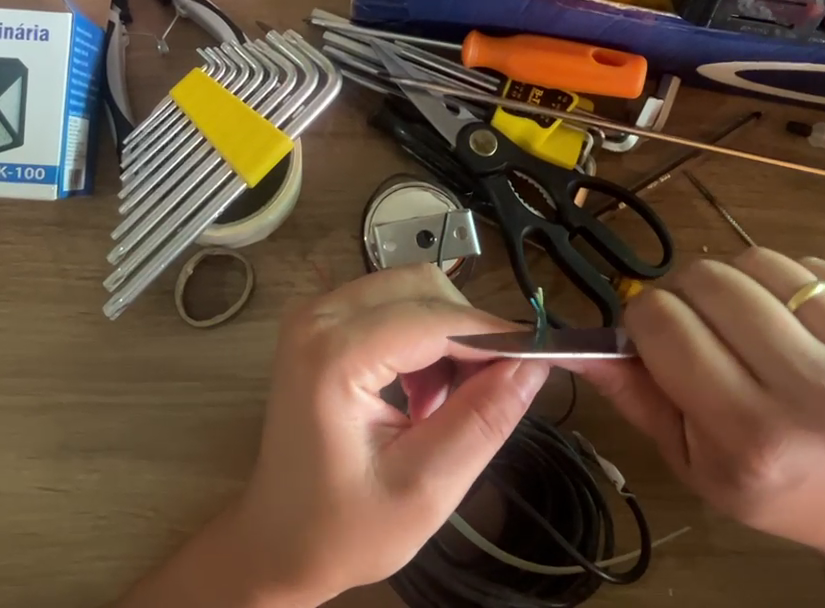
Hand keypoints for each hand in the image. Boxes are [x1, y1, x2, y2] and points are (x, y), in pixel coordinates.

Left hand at [229, 265, 550, 603]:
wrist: (278, 536)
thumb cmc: (344, 526)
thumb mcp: (425, 487)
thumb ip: (482, 419)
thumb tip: (534, 364)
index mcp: (333, 355)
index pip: (433, 318)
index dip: (495, 334)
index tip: (547, 356)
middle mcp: (317, 316)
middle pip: (420, 288)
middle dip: (469, 331)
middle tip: (494, 389)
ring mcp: (313, 314)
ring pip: (408, 290)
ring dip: (444, 335)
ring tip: (448, 405)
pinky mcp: (318, 322)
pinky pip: (387, 304)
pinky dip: (420, 337)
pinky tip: (422, 394)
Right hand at [568, 248, 824, 587]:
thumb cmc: (775, 486)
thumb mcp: (688, 457)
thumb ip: (629, 391)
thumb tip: (564, 341)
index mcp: (756, 436)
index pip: (662, 321)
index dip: (646, 321)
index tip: (657, 340)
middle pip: (709, 280)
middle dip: (687, 294)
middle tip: (700, 324)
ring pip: (760, 261)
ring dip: (738, 283)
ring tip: (751, 323)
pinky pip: (818, 266)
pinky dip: (793, 284)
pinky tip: (803, 325)